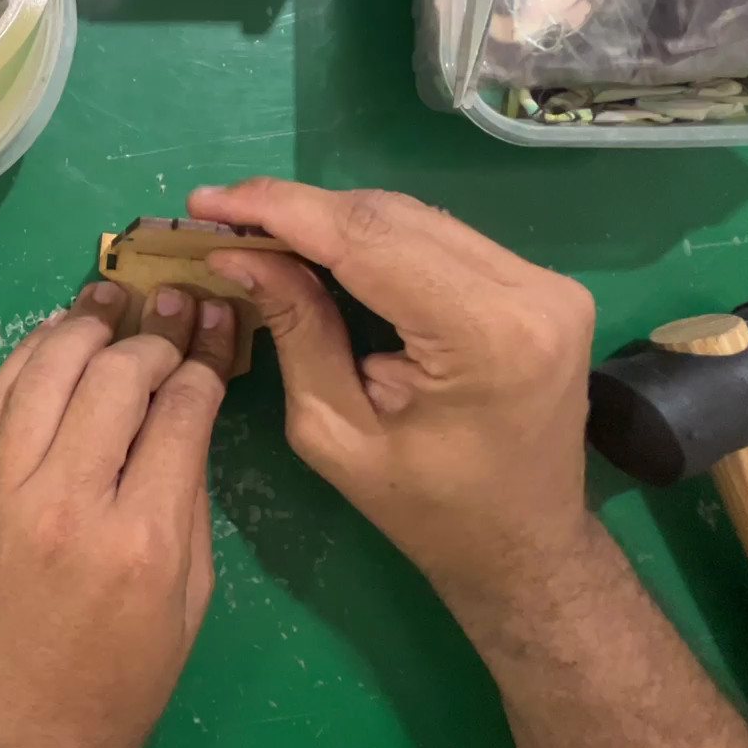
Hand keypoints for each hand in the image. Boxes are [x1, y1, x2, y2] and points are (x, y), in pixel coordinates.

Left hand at [0, 281, 237, 747]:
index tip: (212, 336)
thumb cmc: (113, 685)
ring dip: (84, 322)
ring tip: (111, 295)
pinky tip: (54, 331)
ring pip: (46, 368)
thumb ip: (188, 497)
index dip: (203, 361)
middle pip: (114, 374)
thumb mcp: (186, 603)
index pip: (180, 410)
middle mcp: (68, 497)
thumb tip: (187, 412)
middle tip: (170, 308)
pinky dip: (28, 353)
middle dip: (153, 333)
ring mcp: (4, 486)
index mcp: (142, 536)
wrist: (2, 733)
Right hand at [188, 179, 597, 599]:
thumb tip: (239, 255)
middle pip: (384, 215)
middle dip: (291, 208)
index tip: (207, 201)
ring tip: (254, 228)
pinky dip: (361, 234)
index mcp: (483, 335)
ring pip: (405, 214)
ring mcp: (540, 279)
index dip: (277, 210)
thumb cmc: (424, 508)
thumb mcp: (332, 429)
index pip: (363, 239)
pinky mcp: (534, 281)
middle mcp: (527, 289)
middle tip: (220, 215)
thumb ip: (294, 329)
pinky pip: (428, 234)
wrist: (524, 545)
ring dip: (323, 217)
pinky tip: (313, 244)